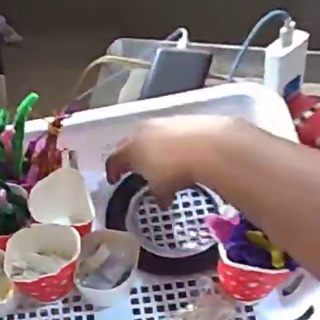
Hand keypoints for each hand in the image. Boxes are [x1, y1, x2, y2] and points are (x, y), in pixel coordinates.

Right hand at [105, 115, 246, 199]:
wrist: (207, 145)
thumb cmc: (174, 170)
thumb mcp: (162, 189)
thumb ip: (158, 195)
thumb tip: (162, 201)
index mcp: (130, 149)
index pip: (114, 160)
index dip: (112, 171)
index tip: (114, 180)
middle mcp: (142, 131)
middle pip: (128, 144)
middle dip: (129, 157)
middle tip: (133, 168)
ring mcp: (161, 122)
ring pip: (149, 136)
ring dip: (150, 148)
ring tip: (158, 162)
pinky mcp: (181, 118)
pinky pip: (168, 133)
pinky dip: (168, 143)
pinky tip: (178, 153)